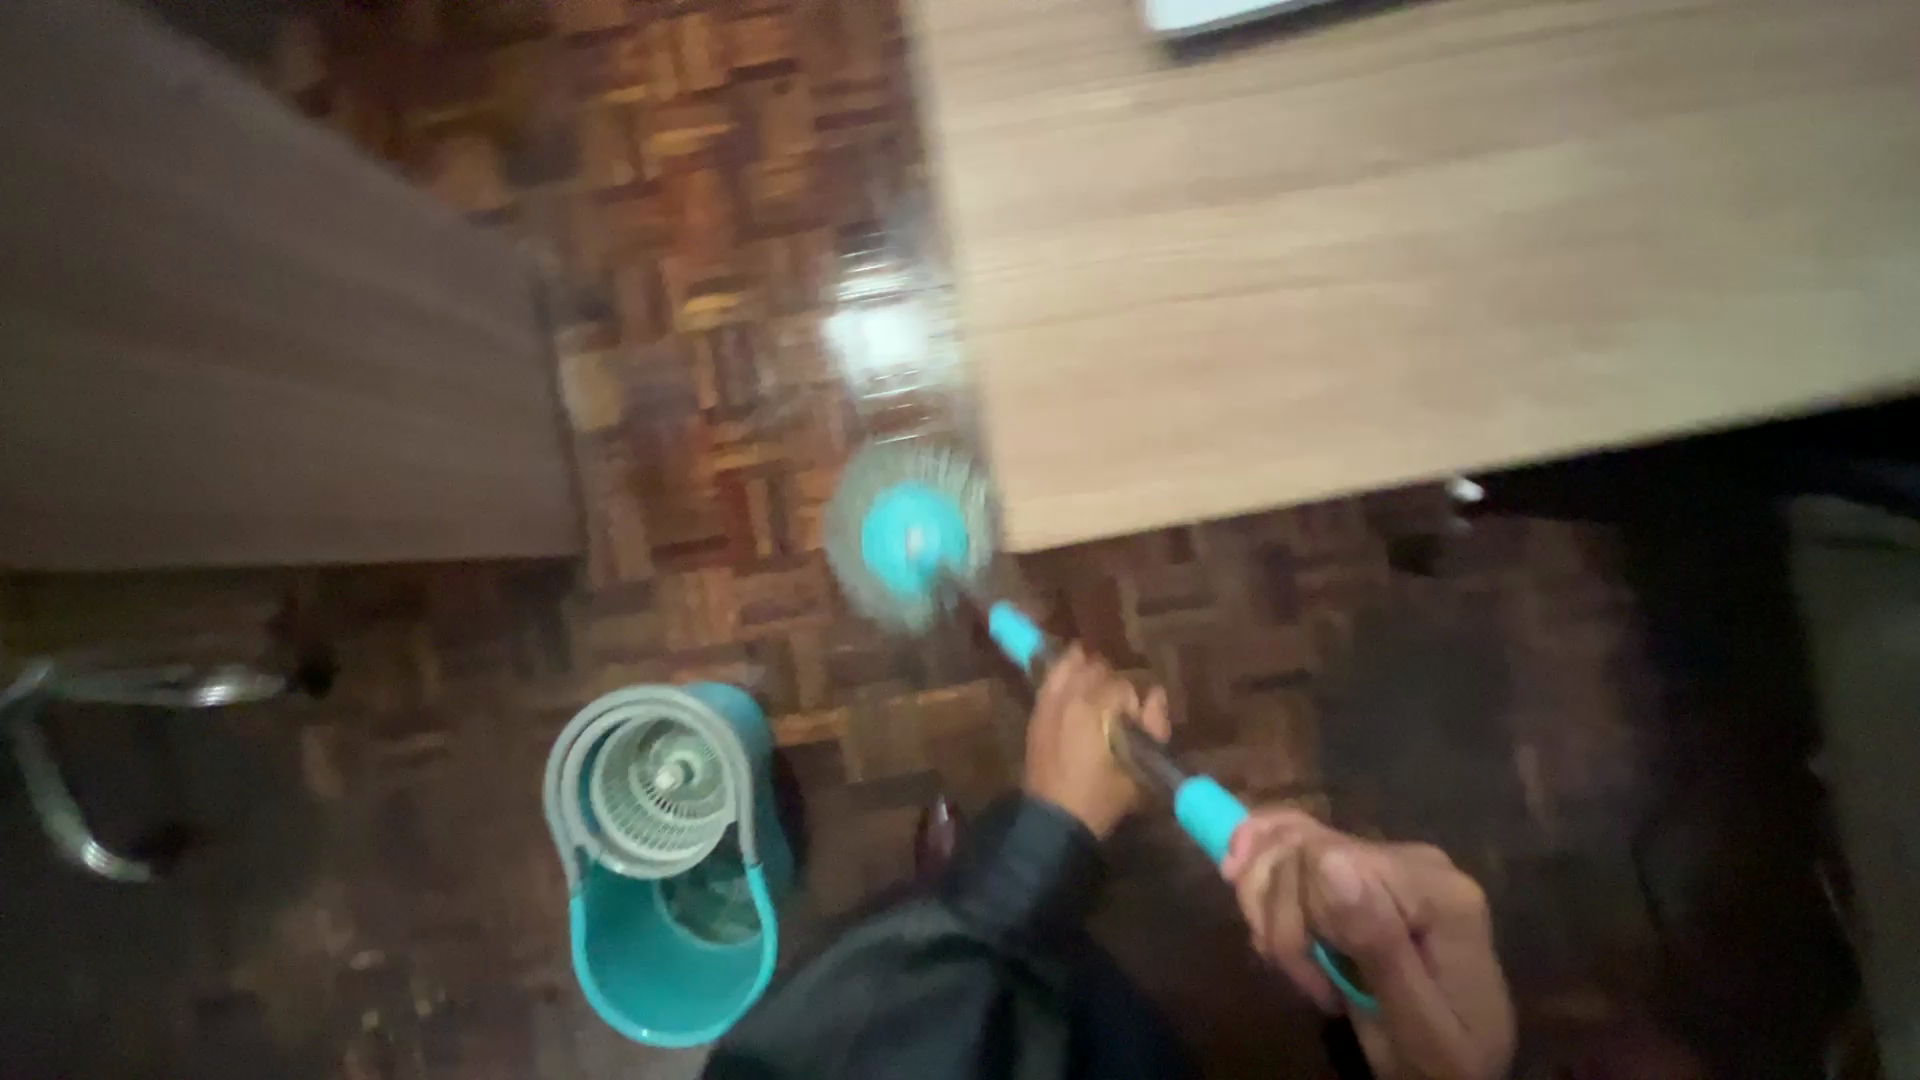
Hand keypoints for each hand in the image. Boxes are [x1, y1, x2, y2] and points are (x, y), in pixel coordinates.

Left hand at [1022, 646, 1169, 837]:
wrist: (1054, 818)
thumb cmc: (1101, 798)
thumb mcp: (1139, 770)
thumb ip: (1153, 728)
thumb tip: (1157, 695)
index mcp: (1095, 709)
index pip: (1124, 685)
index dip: (1136, 701)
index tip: (1139, 720)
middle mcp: (1070, 696)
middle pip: (1097, 669)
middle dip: (1114, 682)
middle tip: (1122, 705)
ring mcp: (1049, 702)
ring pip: (1069, 665)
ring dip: (1087, 669)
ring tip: (1099, 684)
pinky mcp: (1036, 712)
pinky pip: (1049, 679)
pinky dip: (1063, 673)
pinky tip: (1073, 678)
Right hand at [1222, 810, 1514, 1079]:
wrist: (1455, 1069)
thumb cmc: (1439, 1060)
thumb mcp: (1420, 1028)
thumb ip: (1382, 946)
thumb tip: (1332, 864)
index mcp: (1435, 892)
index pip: (1327, 858)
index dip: (1297, 917)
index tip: (1319, 985)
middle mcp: (1410, 857)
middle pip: (1300, 847)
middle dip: (1278, 917)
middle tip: (1297, 979)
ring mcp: (1382, 855)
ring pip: (1284, 839)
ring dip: (1263, 900)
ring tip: (1285, 956)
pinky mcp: (1356, 861)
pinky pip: (1290, 834)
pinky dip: (1258, 858)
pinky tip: (1237, 873)